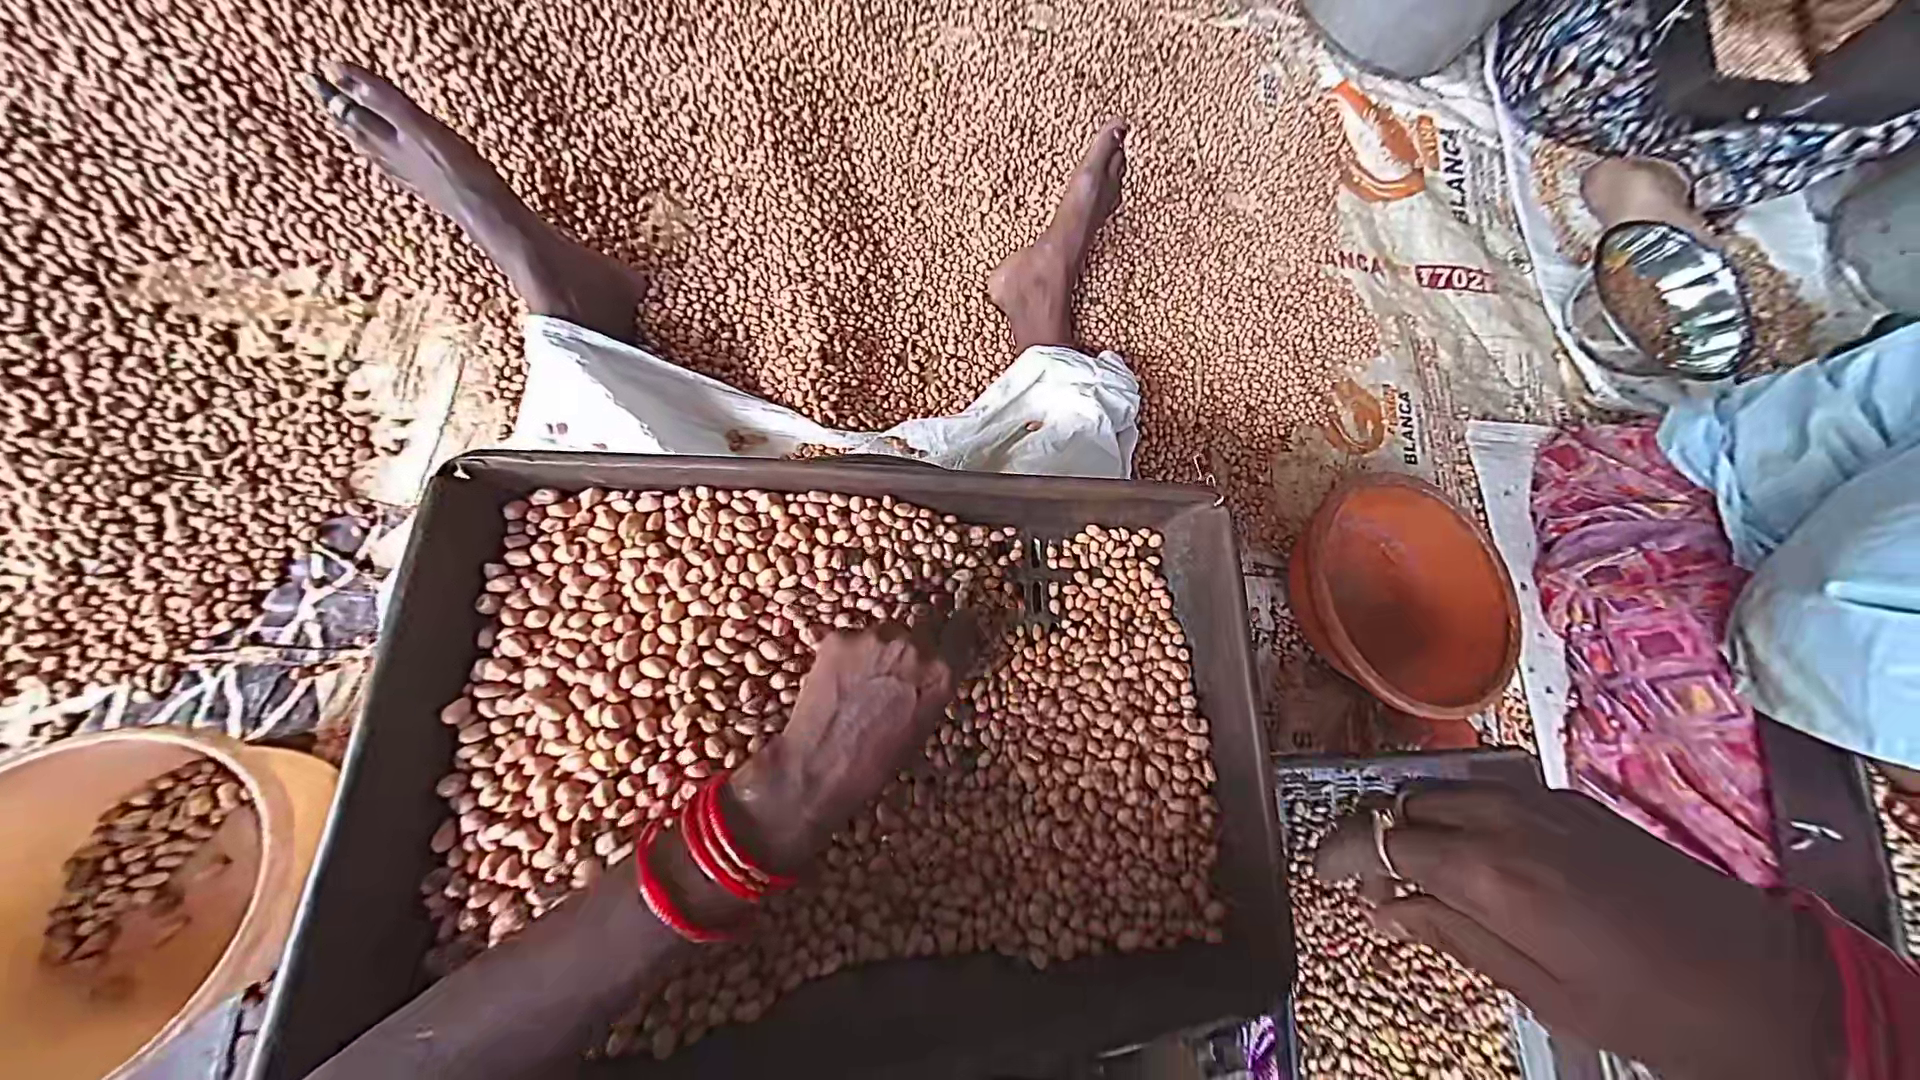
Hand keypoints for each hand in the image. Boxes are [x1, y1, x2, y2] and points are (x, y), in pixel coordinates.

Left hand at [302, 62, 511, 216]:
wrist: (495, 220)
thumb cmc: (462, 175)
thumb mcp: (420, 129)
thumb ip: (382, 101)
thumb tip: (339, 72)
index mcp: (391, 145)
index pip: (356, 112)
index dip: (340, 91)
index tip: (323, 72)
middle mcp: (399, 164)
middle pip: (363, 136)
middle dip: (346, 117)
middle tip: (328, 102)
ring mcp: (420, 183)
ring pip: (382, 157)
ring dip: (366, 142)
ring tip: (355, 132)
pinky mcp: (442, 198)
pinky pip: (407, 177)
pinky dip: (396, 168)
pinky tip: (402, 171)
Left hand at [724, 612, 979, 873]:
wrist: (819, 769)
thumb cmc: (874, 763)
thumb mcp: (921, 726)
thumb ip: (932, 688)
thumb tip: (930, 670)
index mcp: (941, 674)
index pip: (961, 631)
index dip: (959, 628)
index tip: (957, 624)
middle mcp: (914, 648)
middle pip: (921, 629)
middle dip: (912, 647)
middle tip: (894, 672)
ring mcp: (875, 638)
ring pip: (885, 633)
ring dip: (879, 650)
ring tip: (861, 682)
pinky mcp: (840, 638)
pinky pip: (852, 639)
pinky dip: (848, 655)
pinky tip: (838, 682)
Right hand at [1315, 782, 1840, 1079]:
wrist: (1777, 986)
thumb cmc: (1651, 1009)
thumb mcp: (1539, 991)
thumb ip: (1447, 933)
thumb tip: (1380, 908)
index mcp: (1487, 874)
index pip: (1379, 841)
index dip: (1343, 855)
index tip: (1326, 870)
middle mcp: (1499, 820)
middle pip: (1398, 805)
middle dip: (1376, 836)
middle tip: (1376, 876)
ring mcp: (1533, 800)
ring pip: (1433, 790)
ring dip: (1412, 820)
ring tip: (1421, 862)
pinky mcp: (1561, 797)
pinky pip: (1478, 790)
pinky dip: (1454, 812)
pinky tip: (1471, 848)